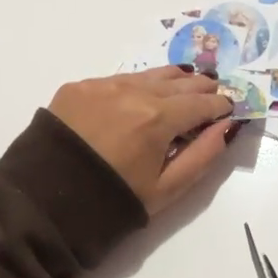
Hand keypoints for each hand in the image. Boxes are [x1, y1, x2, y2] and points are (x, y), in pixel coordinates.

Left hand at [47, 66, 238, 215]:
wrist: (48, 202)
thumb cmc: (114, 201)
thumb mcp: (167, 189)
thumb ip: (203, 155)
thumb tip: (227, 126)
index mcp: (158, 118)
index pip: (201, 103)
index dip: (220, 105)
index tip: (229, 108)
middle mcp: (133, 92)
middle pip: (178, 82)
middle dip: (200, 88)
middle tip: (212, 91)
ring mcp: (103, 85)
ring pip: (149, 75)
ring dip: (171, 81)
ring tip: (184, 85)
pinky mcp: (79, 87)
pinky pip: (119, 79)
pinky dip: (136, 86)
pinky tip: (140, 96)